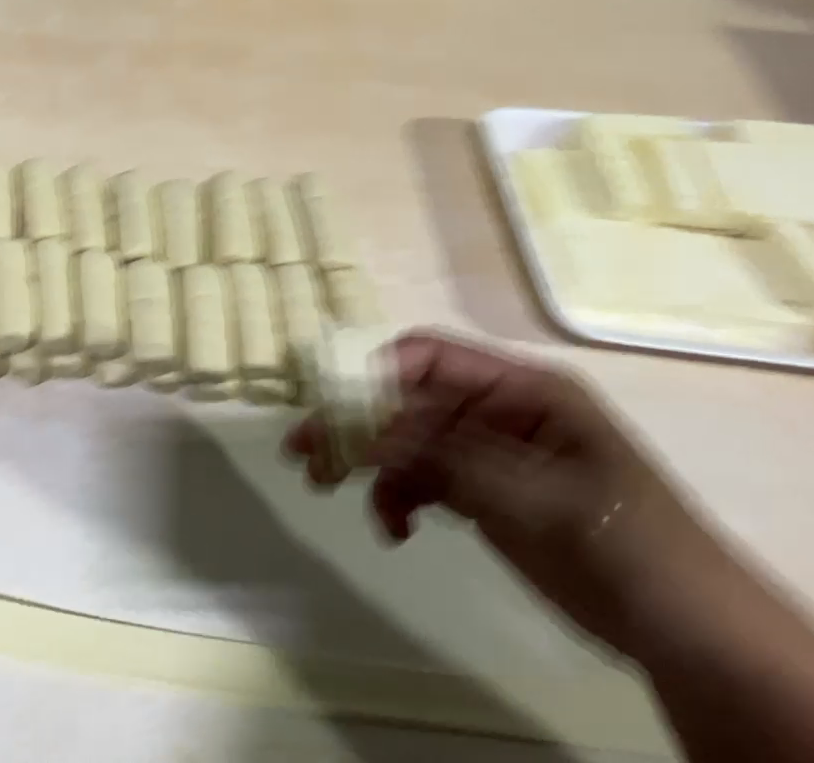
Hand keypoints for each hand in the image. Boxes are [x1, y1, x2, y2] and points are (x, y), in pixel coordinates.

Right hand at [285, 331, 726, 656]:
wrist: (684, 628)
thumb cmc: (623, 543)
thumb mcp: (533, 495)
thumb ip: (443, 457)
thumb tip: (360, 432)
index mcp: (523, 391)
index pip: (427, 357)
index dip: (372, 373)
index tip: (326, 407)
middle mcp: (496, 412)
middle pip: (401, 399)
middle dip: (350, 424)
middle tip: (302, 454)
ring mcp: (484, 453)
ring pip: (398, 441)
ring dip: (363, 465)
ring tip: (326, 491)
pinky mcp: (476, 492)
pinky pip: (414, 480)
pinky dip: (394, 500)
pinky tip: (396, 530)